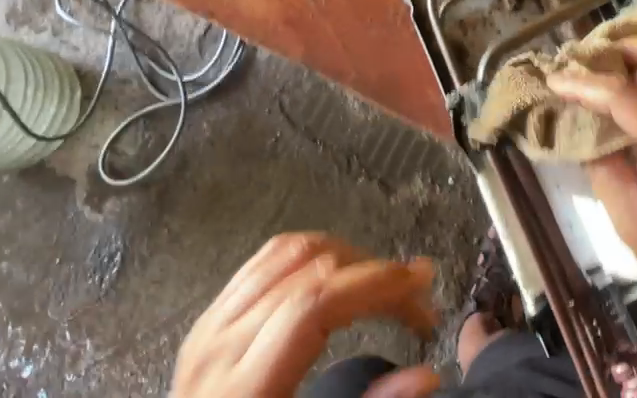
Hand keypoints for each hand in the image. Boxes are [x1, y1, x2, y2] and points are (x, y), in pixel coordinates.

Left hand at [171, 233, 441, 397]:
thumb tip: (428, 376)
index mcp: (244, 387)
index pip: (316, 303)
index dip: (376, 283)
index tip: (423, 284)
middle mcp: (220, 345)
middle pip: (310, 270)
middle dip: (375, 271)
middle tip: (415, 299)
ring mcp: (209, 326)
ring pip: (289, 252)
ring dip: (348, 256)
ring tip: (382, 282)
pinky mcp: (207, 319)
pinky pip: (265, 259)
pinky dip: (312, 255)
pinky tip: (336, 274)